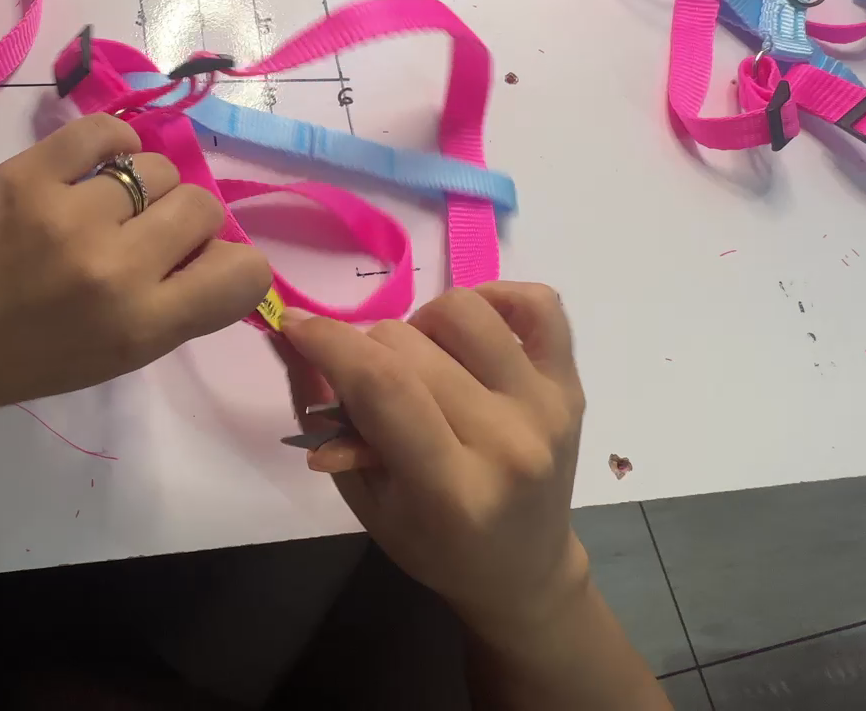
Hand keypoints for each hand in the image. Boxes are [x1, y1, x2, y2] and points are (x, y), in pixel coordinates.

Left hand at [0, 113, 273, 430]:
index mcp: (140, 328)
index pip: (245, 274)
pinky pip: (106, 132)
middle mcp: (116, 269)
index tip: (202, 264)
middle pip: (202, 207)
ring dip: (142, 187)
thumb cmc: (13, 361)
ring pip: (157, 168)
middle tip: (145, 233)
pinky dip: (113, 144)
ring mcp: (70, 214)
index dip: (234, 265)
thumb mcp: (108, 360)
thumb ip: (170, 310)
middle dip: (185, 220)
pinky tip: (97, 165)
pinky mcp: (30, 173)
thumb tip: (214, 252)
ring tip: (106, 203)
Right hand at [281, 283, 586, 641]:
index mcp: (450, 486)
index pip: (382, 384)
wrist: (522, 568)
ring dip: (422, 324)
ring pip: (462, 311)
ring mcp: (547, 408)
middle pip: (409, 342)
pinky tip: (468, 330)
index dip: (329, 341)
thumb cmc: (430, 541)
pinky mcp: (572, 386)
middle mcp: (508, 442)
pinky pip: (538, 303)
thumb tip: (292, 335)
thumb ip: (325, 418)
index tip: (295, 324)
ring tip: (422, 360)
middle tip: (367, 381)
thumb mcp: (364, 498)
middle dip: (366, 349)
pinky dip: (495, 297)